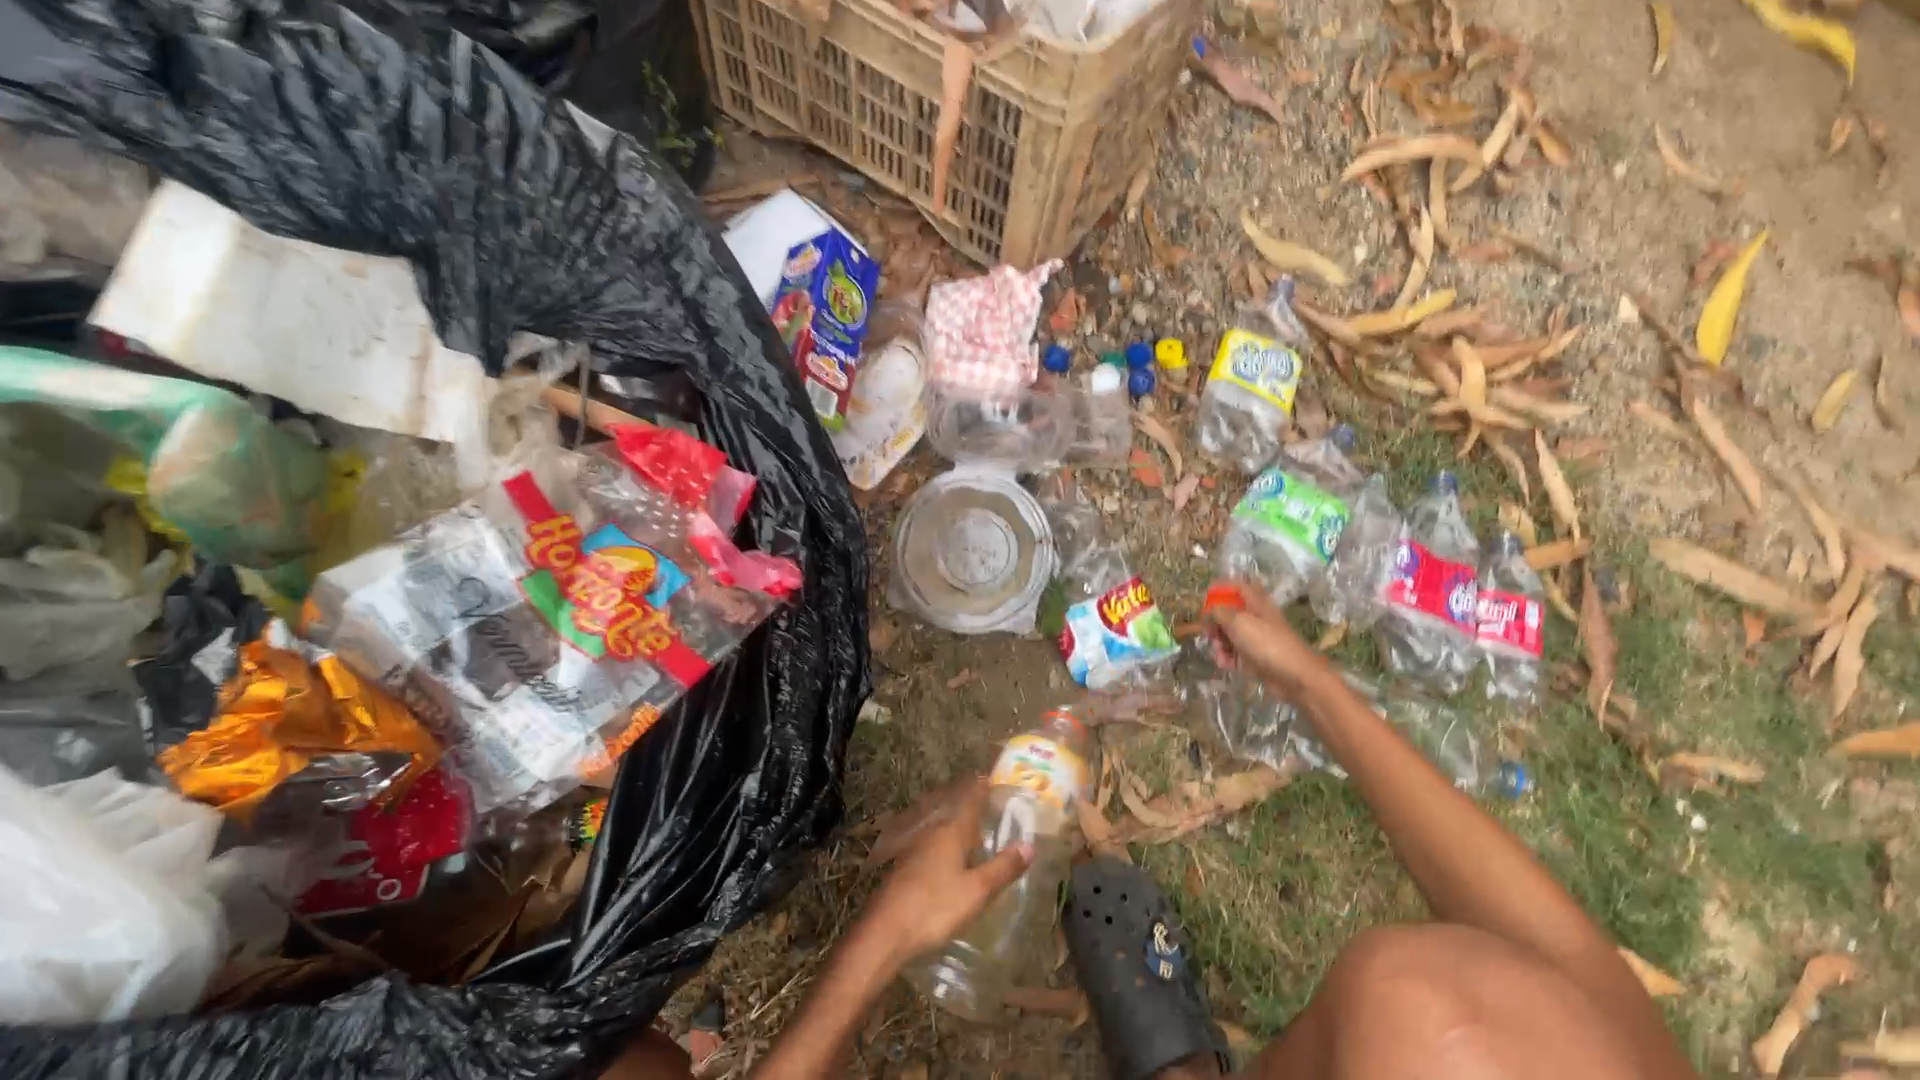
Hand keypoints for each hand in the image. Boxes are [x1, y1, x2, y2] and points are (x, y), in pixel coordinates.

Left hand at [858, 777, 1031, 965]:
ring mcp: (915, 851)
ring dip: (959, 829)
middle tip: (991, 807)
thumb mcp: (977, 890)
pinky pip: (933, 848)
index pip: (970, 800)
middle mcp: (931, 833)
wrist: (886, 932)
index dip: (981, 788)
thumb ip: (1003, 867)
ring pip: (942, 831)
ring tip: (976, 834)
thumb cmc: (935, 907)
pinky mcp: (905, 869)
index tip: (993, 778)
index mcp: (951, 832)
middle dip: (971, 809)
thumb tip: (1029, 845)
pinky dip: (947, 847)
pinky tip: (951, 862)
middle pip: (954, 814)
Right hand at [1205, 579, 1332, 697]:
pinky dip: (1227, 657)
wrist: (1294, 676)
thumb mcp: (1239, 621)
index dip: (1221, 588)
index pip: (1238, 587)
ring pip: (1229, 635)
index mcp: (1256, 603)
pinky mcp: (1254, 658)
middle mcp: (1256, 618)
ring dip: (1219, 643)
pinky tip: (1225, 664)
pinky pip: (1234, 653)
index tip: (1205, 598)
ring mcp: (1255, 639)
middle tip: (1209, 632)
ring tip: (1219, 652)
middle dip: (1215, 623)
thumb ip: (1219, 612)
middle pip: (1229, 613)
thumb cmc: (1267, 643)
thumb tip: (1210, 611)